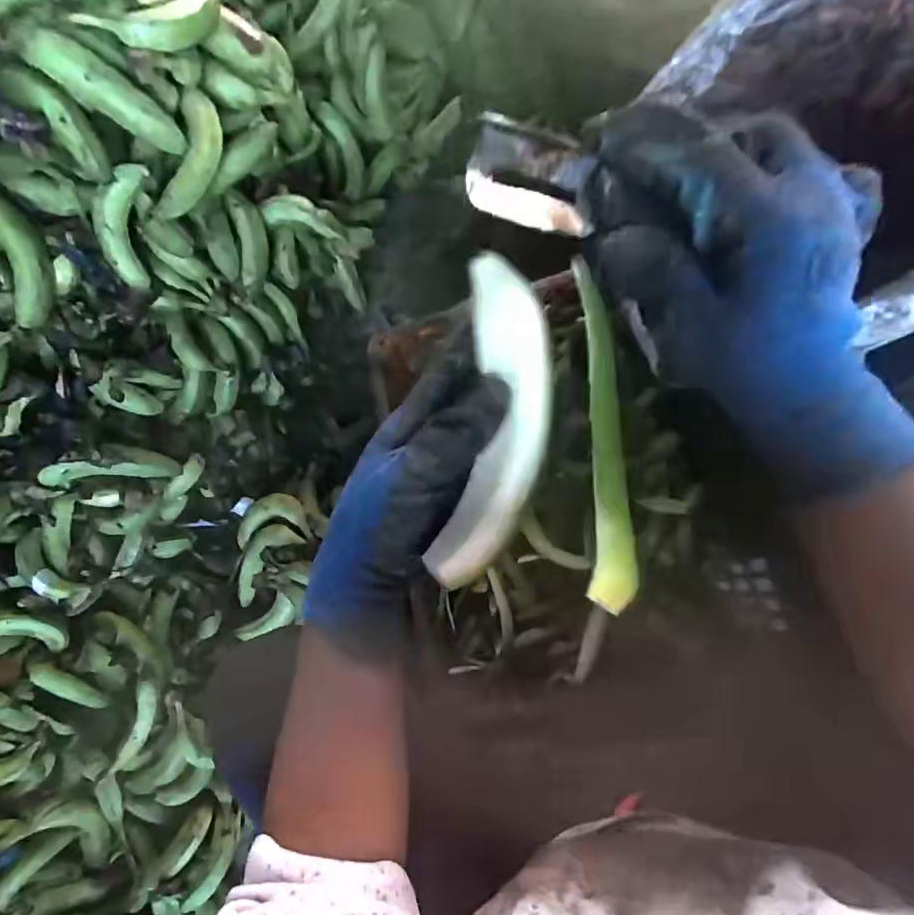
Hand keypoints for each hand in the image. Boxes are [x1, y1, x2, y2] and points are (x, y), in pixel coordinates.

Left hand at [304, 339, 507, 658]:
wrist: (370, 594)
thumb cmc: (380, 526)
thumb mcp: (412, 472)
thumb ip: (454, 431)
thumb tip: (500, 386)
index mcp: (404, 427)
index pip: (444, 377)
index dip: (471, 349)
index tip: (503, 320)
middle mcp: (424, 445)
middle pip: (466, 406)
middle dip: (497, 384)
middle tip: (538, 361)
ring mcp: (443, 478)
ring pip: (481, 438)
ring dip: (508, 422)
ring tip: (543, 399)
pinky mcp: (459, 508)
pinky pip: (489, 474)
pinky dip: (509, 461)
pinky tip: (531, 453)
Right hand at [583, 102, 913, 499]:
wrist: (808, 387)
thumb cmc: (745, 364)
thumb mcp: (690, 327)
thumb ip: (655, 270)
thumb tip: (613, 233)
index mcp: (771, 223)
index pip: (705, 157)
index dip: (650, 143)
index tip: (606, 137)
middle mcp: (811, 193)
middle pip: (747, 131)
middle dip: (690, 135)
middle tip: (645, 156)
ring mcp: (834, 197)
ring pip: (778, 139)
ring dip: (725, 144)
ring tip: (684, 170)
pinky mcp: (841, 210)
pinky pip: (804, 162)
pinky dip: (763, 162)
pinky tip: (739, 187)